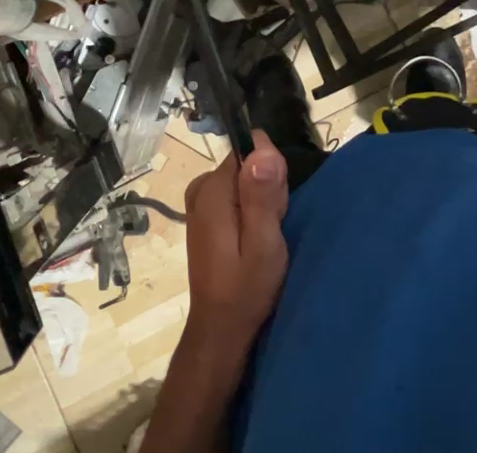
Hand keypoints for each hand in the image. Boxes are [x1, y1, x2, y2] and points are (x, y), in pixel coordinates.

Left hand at [181, 130, 289, 357]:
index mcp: (212, 189)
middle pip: (250, 164)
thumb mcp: (263, 244)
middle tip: (270, 229)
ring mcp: (201, 200)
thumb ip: (262, 196)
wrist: (220, 327)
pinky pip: (239, 192)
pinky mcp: (206, 213)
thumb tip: (262, 148)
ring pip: (247, 178)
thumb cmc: (245, 289)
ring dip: (263, 202)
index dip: (272, 174)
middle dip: (268, 190)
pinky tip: (254, 238)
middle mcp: (201, 187)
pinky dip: (252, 211)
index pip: (253, 150)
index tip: (275, 207)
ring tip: (264, 237)